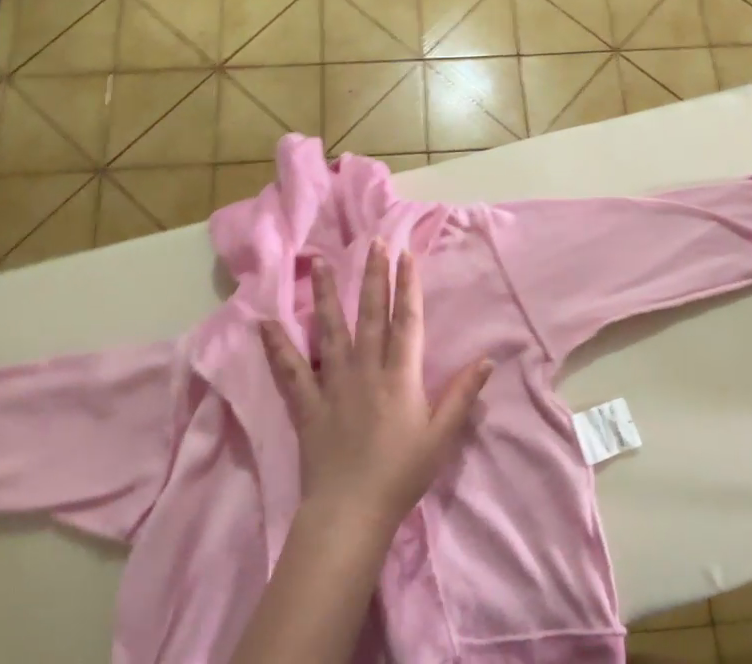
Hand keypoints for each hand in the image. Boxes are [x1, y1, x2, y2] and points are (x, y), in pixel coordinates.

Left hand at [258, 241, 492, 528]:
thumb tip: (487, 359)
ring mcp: (332, 384)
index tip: (406, 254)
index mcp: (400, 375)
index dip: (407, 286)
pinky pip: (290, 370)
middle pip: (370, 314)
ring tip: (319, 262)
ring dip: (325, 295)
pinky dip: (276, 346)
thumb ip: (462, 395)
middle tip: (373, 242)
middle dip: (373, 276)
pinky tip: (264, 322)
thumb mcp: (441, 437)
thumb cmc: (402, 474)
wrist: (352, 509)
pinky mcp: (307, 404)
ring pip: (329, 330)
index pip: (406, 320)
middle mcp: (365, 369)